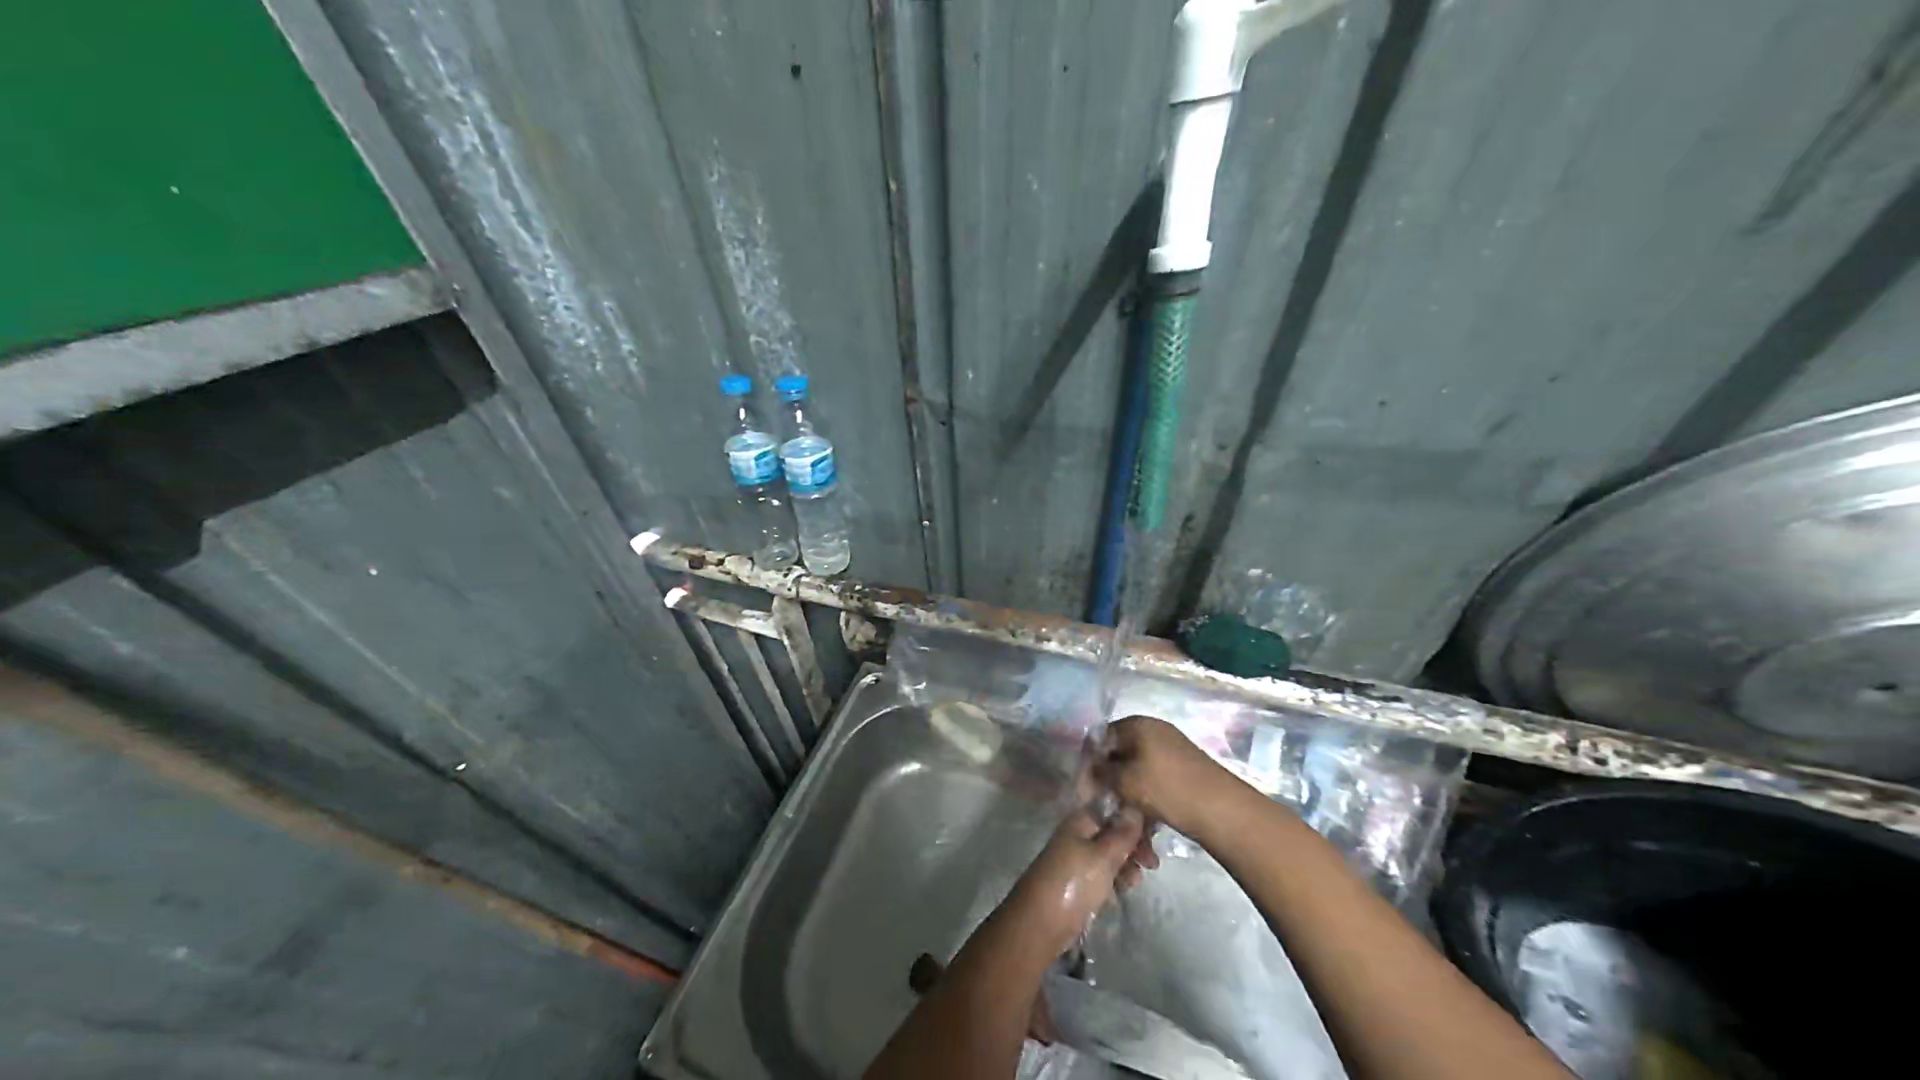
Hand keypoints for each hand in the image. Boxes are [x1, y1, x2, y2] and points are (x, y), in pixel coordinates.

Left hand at [1003, 807, 1157, 953]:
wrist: (1042, 922)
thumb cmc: (1075, 881)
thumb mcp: (1103, 855)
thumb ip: (1122, 833)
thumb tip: (1135, 807)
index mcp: (1082, 820)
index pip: (1113, 808)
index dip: (1135, 816)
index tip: (1156, 832)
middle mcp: (1080, 834)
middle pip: (1114, 830)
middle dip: (1134, 843)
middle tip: (1152, 863)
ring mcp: (1079, 857)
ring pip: (1111, 853)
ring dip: (1128, 862)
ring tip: (1138, 878)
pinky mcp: (1080, 880)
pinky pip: (1104, 871)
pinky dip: (1117, 876)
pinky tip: (1127, 886)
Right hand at [1095, 716, 1238, 835]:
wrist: (1223, 810)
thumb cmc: (1167, 789)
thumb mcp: (1124, 781)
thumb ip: (1101, 772)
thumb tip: (1092, 770)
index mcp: (1137, 724)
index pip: (1100, 738)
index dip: (1089, 763)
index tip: (1085, 791)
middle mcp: (1153, 731)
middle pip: (1120, 756)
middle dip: (1110, 785)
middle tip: (1105, 810)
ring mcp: (1171, 750)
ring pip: (1137, 774)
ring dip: (1129, 801)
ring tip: (1129, 827)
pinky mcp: (1183, 771)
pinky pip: (1155, 783)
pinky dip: (1148, 803)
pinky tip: (1148, 828)